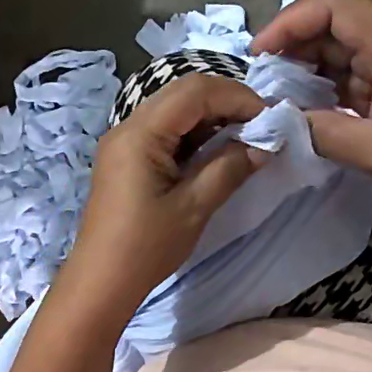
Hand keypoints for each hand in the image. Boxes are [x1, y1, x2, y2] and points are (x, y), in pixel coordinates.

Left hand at [58, 75, 268, 317]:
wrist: (101, 280)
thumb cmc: (145, 246)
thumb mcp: (194, 207)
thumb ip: (229, 168)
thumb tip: (264, 145)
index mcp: (140, 133)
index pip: (194, 91)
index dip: (236, 97)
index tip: (269, 119)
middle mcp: (127, 127)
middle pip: (182, 93)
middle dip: (225, 102)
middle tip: (259, 126)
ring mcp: (123, 141)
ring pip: (173, 109)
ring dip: (210, 117)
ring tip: (244, 138)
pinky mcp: (125, 157)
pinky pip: (163, 130)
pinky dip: (193, 133)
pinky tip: (215, 151)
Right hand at [250, 0, 371, 208]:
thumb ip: (324, 132)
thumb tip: (277, 120)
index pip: (333, 4)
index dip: (290, 21)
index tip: (260, 55)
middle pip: (332, 21)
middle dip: (291, 45)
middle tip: (262, 82)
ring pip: (338, 47)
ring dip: (304, 67)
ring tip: (276, 97)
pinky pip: (351, 70)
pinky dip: (323, 85)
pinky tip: (305, 108)